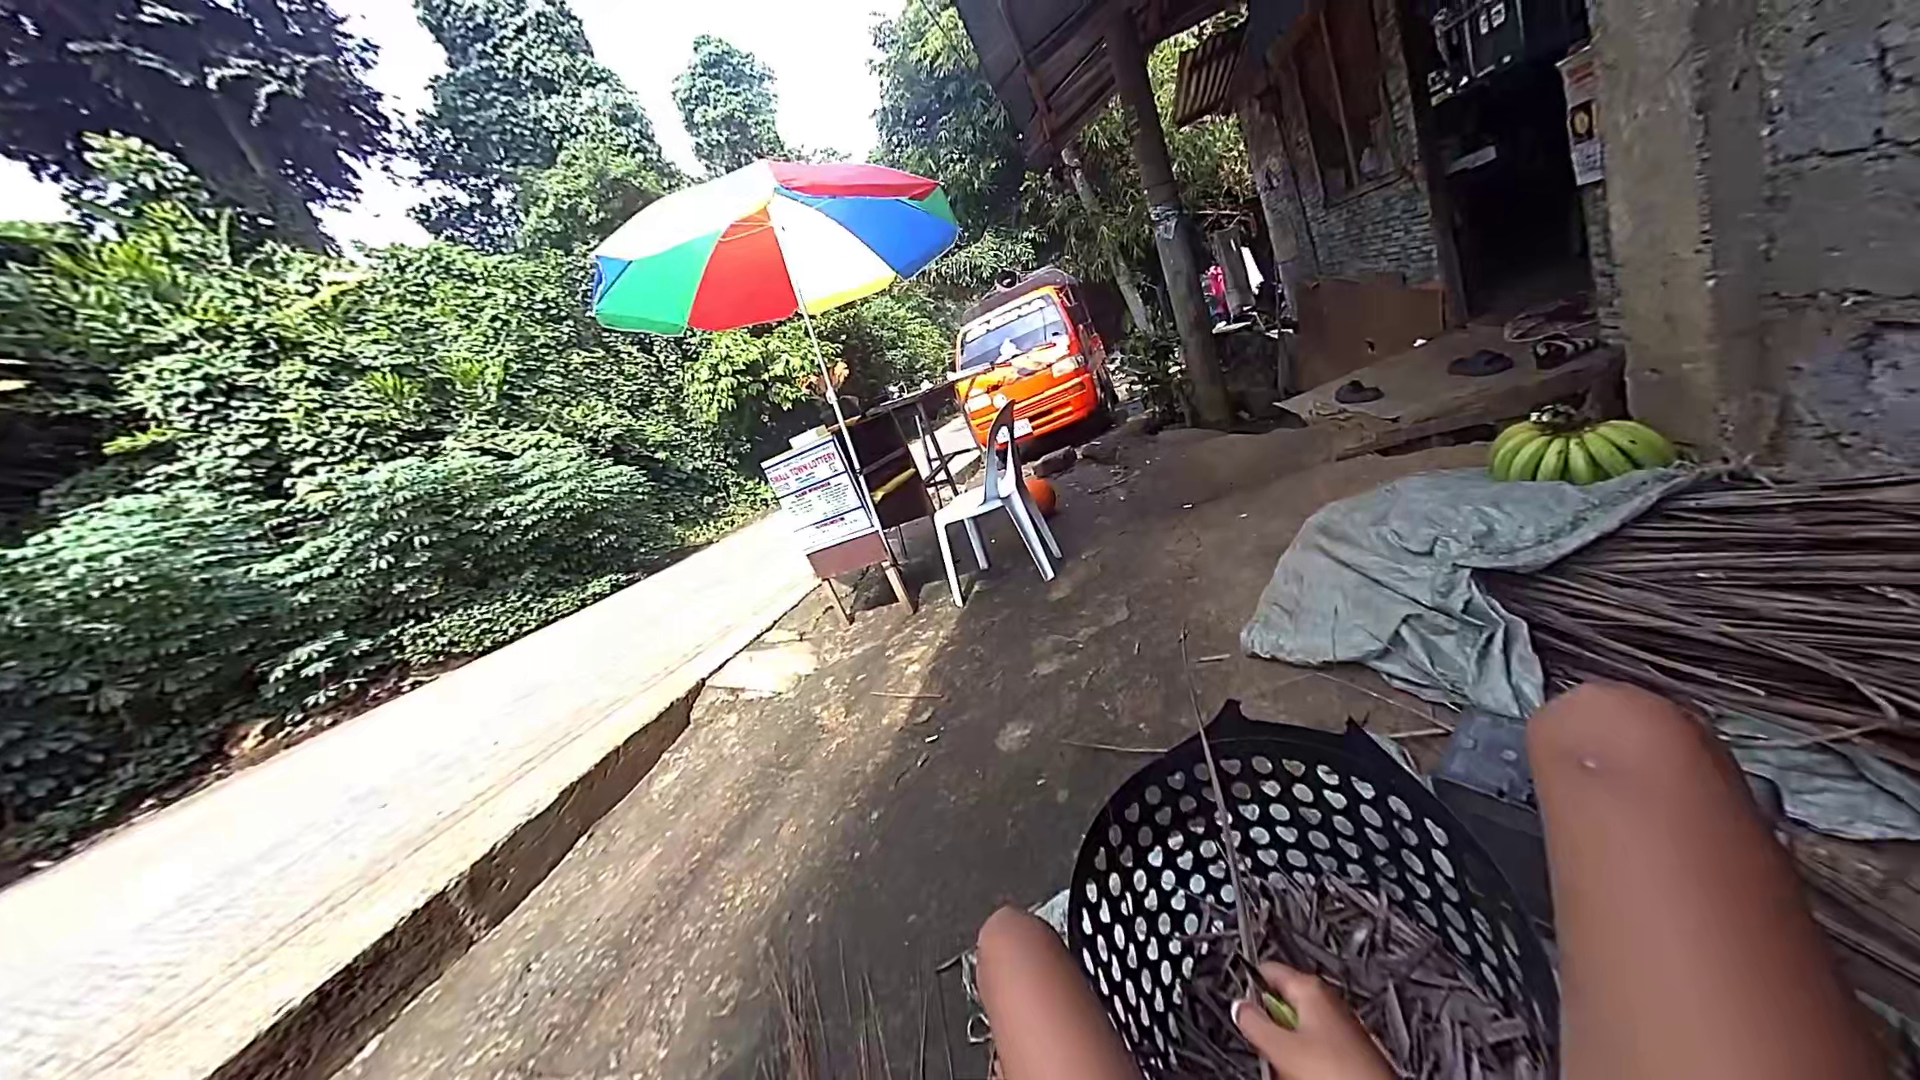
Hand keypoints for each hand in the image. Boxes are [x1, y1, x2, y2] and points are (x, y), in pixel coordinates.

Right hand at [1232, 962, 1395, 1079]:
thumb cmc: (1341, 1074)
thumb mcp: (1281, 1048)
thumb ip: (1253, 1022)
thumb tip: (1240, 1006)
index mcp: (1311, 988)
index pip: (1266, 970)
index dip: (1250, 989)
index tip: (1245, 1009)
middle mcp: (1330, 1002)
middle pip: (1283, 1006)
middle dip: (1274, 1029)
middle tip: (1274, 1051)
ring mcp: (1344, 1029)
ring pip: (1301, 1032)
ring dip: (1291, 1051)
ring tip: (1293, 1071)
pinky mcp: (1355, 1055)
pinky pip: (1319, 1051)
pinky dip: (1310, 1063)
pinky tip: (1310, 1077)